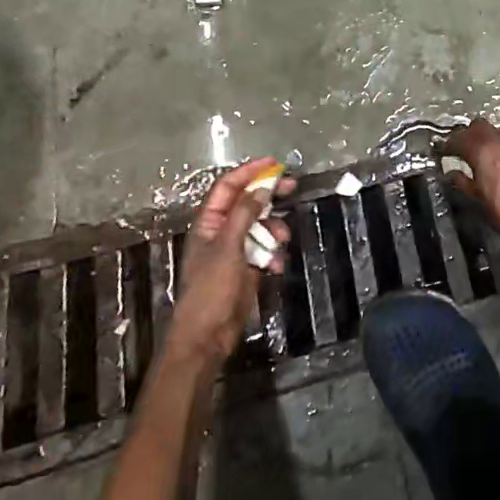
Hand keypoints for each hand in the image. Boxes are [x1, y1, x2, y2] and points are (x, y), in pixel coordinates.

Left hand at [165, 158, 292, 366]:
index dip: (249, 172)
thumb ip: (244, 214)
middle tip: (292, 187)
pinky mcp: (246, 268)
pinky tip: (277, 266)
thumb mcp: (228, 247)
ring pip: (259, 227)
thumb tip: (261, 187)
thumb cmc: (210, 289)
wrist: (207, 336)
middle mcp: (221, 231)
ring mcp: (234, 250)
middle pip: (246, 203)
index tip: (274, 164)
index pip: (228, 186)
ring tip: (283, 239)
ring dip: (274, 230)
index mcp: (209, 222)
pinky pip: (264, 251)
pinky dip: (273, 255)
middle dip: (268, 196)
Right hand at [443, 119, 499, 251]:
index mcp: (482, 151)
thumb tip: (450, 174)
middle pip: (478, 126)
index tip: (440, 150)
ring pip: (495, 132)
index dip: (447, 144)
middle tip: (460, 147)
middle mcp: (499, 142)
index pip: (459, 139)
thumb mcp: (477, 200)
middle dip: (467, 134)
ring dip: (485, 138)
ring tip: (480, 153)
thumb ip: (461, 183)